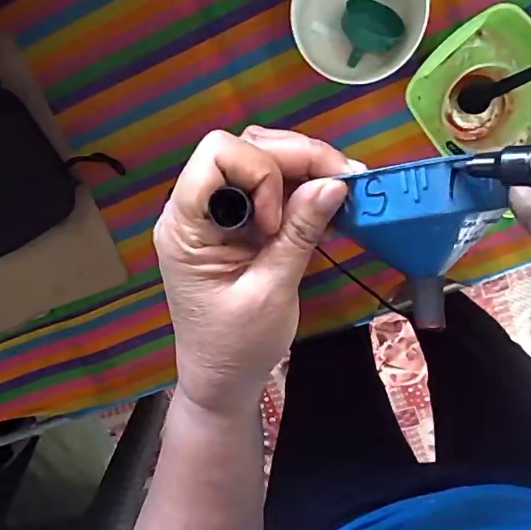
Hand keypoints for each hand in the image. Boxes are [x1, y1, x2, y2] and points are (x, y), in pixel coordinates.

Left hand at [156, 128, 356, 415]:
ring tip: (340, 191)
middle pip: (244, 149)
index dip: (259, 171)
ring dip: (303, 169)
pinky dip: (299, 190)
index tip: (279, 220)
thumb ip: (299, 235)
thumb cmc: (237, 347)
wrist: (222, 380)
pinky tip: (326, 206)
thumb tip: (334, 183)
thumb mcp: (272, 292)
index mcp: (185, 226)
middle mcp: (193, 210)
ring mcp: (214, 216)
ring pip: (259, 161)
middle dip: (297, 159)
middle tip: (344, 183)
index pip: (216, 154)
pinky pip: (267, 189)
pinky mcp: (234, 225)